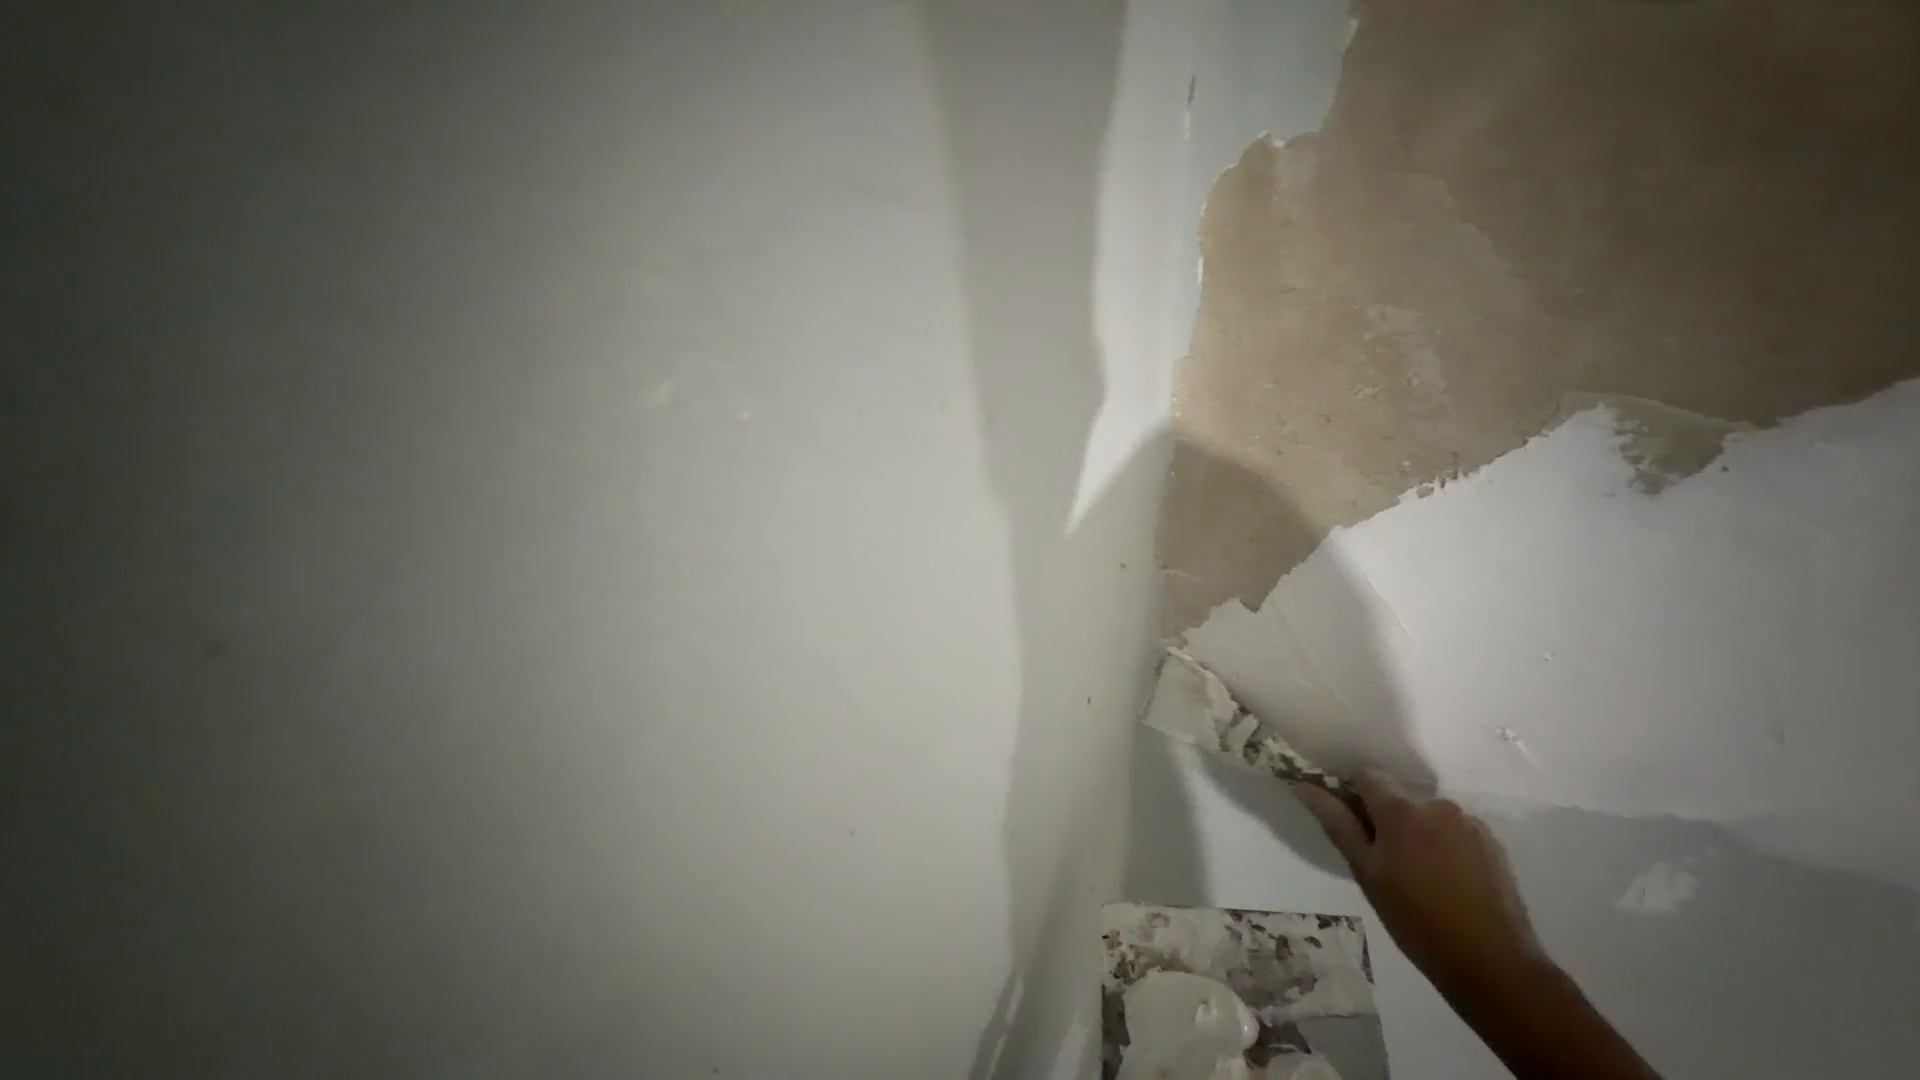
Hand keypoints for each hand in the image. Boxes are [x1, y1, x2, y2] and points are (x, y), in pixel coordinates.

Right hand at [1294, 770, 1545, 999]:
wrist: (1492, 962)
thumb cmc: (1415, 919)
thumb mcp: (1366, 872)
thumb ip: (1336, 823)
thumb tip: (1302, 785)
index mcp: (1401, 809)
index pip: (1366, 776)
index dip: (1353, 796)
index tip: (1351, 826)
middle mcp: (1437, 804)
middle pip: (1399, 797)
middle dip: (1387, 819)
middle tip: (1385, 862)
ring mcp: (1471, 823)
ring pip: (1428, 816)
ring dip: (1418, 833)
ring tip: (1420, 876)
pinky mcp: (1494, 844)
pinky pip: (1456, 832)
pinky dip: (1445, 846)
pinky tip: (1448, 882)